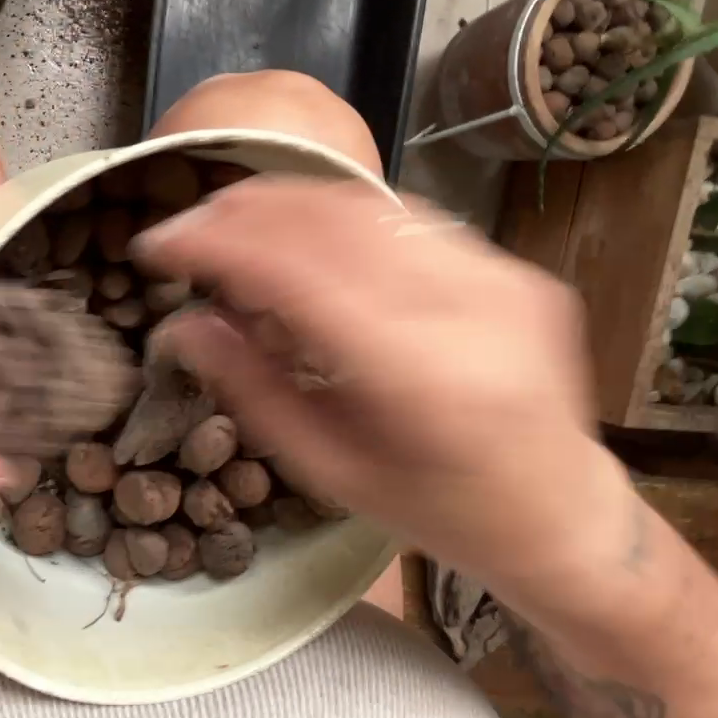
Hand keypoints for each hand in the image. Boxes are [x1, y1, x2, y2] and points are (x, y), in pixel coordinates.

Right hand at [133, 176, 636, 618]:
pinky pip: (403, 221)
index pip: (297, 275)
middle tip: (183, 227)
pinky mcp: (506, 269)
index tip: (157, 245)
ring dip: (283, 205)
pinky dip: (335, 217)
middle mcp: (469, 308)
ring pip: (367, 208)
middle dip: (242, 214)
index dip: (216, 247)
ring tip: (226, 219)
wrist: (561, 513)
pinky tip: (296, 231)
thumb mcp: (329, 470)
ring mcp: (498, 278)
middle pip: (332, 223)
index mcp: (421, 378)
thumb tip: (184, 326)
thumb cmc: (436, 513)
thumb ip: (253, 391)